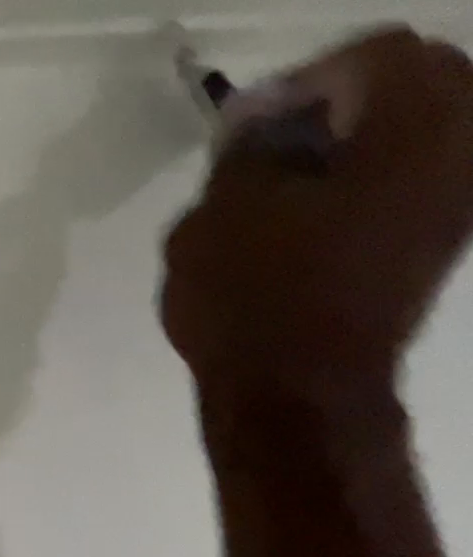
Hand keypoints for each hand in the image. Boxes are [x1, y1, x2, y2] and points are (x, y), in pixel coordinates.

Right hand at [161, 28, 472, 417]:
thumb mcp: (219, 215)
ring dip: (353, 141)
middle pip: (418, 82)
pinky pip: (415, 177)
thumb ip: (243, 152)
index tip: (243, 122)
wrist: (296, 389)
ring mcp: (463, 197)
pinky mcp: (440, 239)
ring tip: (280, 181)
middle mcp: (466, 148)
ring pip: (420, 131)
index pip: (377, 56)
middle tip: (266, 141)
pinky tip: (306, 214)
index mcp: (419, 127)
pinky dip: (365, 178)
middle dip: (339, 101)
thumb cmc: (253, 296)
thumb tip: (257, 119)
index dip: (302, 78)